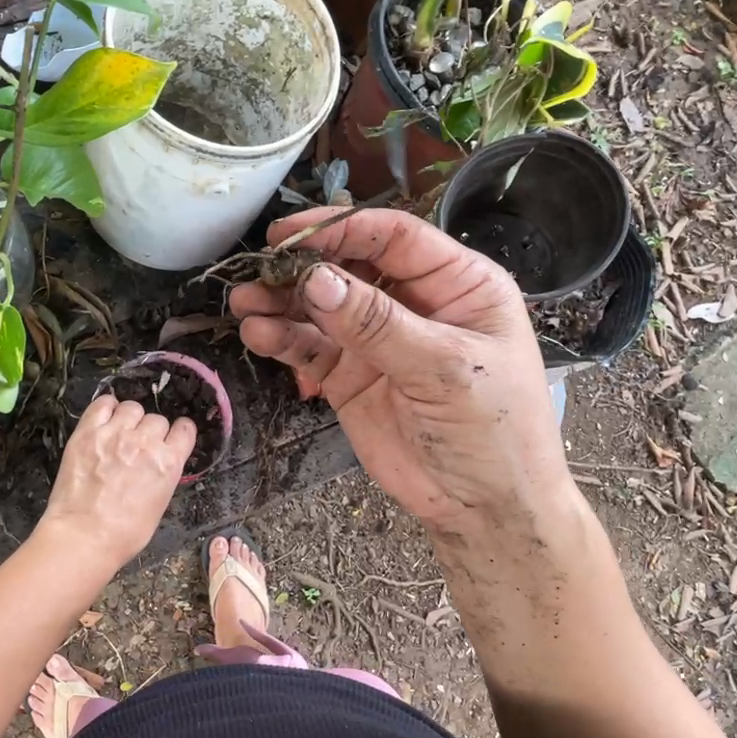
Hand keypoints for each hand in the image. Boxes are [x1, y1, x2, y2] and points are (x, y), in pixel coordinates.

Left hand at [38, 395, 195, 570]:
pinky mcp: (87, 432)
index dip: (179, 433)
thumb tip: (157, 464)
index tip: (172, 438)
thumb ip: (162, 476)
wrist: (84, 536)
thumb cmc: (123, 534)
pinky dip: (107, 407)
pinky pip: (102, 404)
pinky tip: (104, 419)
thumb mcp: (159, 506)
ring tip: (119, 432)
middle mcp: (145, 442)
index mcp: (168, 463)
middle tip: (138, 447)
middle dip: (151, 431)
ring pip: (132, 408)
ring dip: (129, 418)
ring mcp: (114, 434)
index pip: (185, 429)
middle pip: (157, 419)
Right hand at [229, 208, 570, 533]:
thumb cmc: (492, 430)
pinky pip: (310, 350)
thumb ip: (378, 324)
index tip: (290, 236)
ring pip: (321, 309)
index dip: (341, 230)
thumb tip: (316, 281)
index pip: (393, 238)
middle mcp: (412, 304)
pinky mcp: (349, 378)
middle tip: (257, 271)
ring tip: (243, 304)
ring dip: (281, 304)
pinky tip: (259, 336)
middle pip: (348, 269)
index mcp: (456, 285)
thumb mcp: (444, 369)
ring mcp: (376, 342)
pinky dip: (283, 341)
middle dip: (302, 268)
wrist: (484, 507)